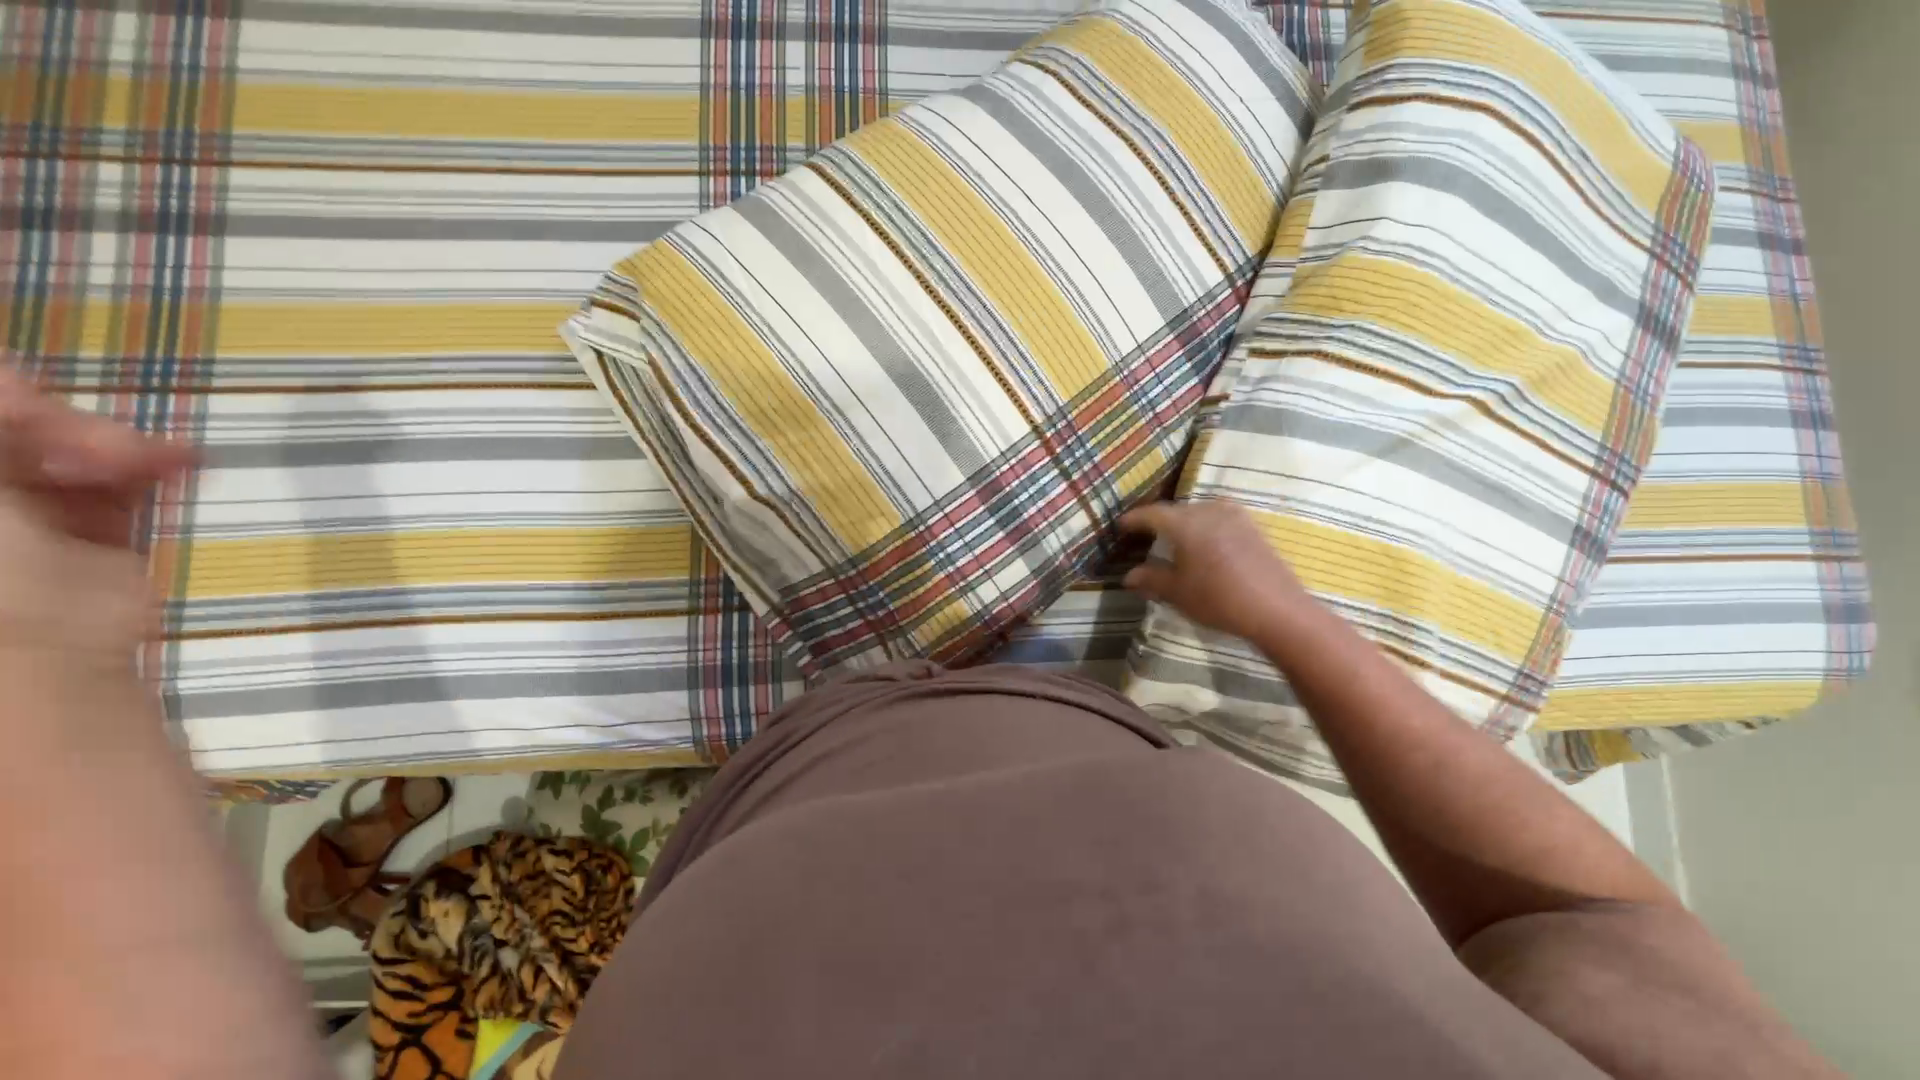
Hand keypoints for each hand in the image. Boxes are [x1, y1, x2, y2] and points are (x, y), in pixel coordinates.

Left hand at [0, 366, 195, 670]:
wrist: (51, 654)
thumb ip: (0, 429)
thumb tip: (15, 381)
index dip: (12, 398)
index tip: (36, 400)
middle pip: (26, 426)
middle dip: (68, 426)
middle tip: (101, 449)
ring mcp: (37, 507)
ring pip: (79, 447)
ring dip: (118, 447)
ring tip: (150, 463)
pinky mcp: (99, 524)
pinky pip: (123, 477)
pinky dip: (152, 466)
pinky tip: (175, 463)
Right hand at [1118, 500, 1314, 642]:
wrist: (1277, 609)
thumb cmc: (1219, 599)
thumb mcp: (1178, 592)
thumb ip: (1151, 579)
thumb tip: (1128, 575)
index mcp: (1185, 522)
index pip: (1151, 514)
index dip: (1133, 520)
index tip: (1120, 526)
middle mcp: (1209, 510)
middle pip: (1176, 510)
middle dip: (1158, 521)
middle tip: (1144, 534)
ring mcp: (1234, 516)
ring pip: (1199, 512)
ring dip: (1184, 522)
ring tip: (1174, 538)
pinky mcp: (1252, 527)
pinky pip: (1219, 519)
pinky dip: (1205, 527)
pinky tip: (1204, 544)